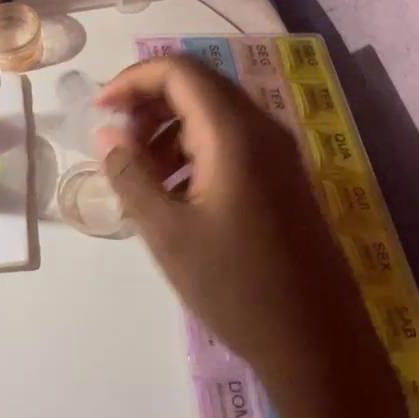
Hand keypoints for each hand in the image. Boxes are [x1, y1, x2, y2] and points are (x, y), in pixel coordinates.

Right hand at [94, 56, 368, 384]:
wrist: (319, 346)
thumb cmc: (236, 287)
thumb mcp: (168, 233)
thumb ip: (130, 174)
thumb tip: (105, 132)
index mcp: (234, 133)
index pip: (178, 71)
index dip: (133, 79)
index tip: (100, 110)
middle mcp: (262, 129)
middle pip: (197, 85)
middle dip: (149, 103)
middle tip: (117, 140)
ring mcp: (279, 154)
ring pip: (214, 113)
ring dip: (170, 129)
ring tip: (141, 175)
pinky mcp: (284, 179)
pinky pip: (232, 141)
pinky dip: (195, 150)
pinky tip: (176, 194)